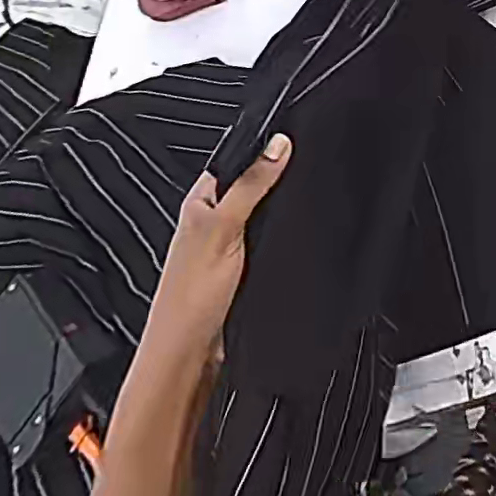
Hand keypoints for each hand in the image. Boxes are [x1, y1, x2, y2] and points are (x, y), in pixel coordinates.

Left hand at [145, 133, 291, 357]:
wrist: (190, 355)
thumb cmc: (190, 296)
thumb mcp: (225, 227)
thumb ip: (252, 184)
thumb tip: (278, 145)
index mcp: (202, 199)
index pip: (238, 157)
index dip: (265, 147)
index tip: (295, 140)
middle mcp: (215, 217)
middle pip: (255, 184)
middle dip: (279, 180)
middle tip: (305, 170)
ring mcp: (231, 242)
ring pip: (266, 212)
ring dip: (282, 210)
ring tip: (303, 201)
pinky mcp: (246, 264)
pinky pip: (271, 237)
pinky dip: (284, 234)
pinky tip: (295, 234)